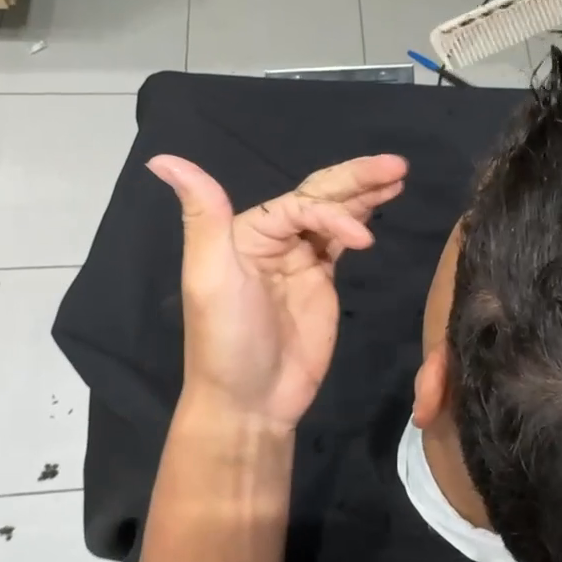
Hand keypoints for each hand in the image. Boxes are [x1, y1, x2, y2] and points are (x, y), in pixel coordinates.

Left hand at [147, 154, 408, 430]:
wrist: (251, 402)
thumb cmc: (227, 341)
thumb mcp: (210, 276)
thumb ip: (203, 216)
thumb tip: (162, 159)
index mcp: (247, 231)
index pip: (298, 204)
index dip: (332, 214)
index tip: (362, 240)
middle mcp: (274, 238)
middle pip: (320, 195)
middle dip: (359, 178)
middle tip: (397, 164)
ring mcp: (300, 259)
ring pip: (335, 212)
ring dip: (365, 193)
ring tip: (399, 173)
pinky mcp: (322, 281)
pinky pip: (342, 240)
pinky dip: (362, 220)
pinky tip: (380, 205)